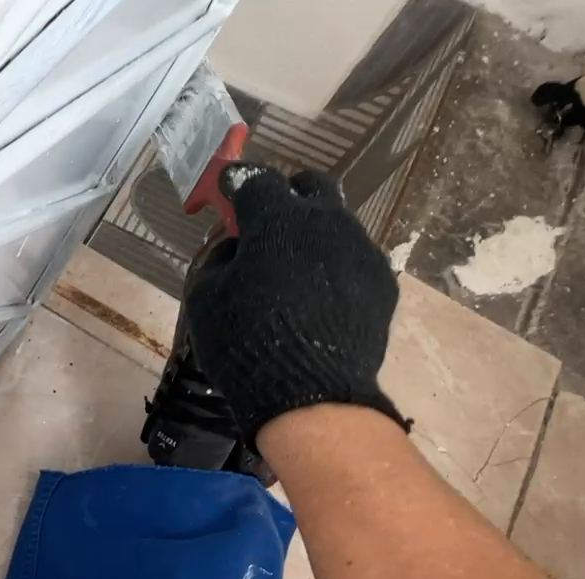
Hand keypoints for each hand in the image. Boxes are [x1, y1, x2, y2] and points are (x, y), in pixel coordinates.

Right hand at [183, 165, 404, 444]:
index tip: (228, 188)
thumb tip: (236, 248)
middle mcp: (327, 222)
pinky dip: (329, 270)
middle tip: (268, 219)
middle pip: (311, 186)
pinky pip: (350, 262)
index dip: (239, 183)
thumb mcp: (204, 302)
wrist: (308, 391)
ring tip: (291, 272)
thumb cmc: (243, 342)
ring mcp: (361, 251)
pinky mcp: (380, 282)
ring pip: (334, 225)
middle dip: (288, 194)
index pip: (257, 182)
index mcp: (278, 221)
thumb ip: (217, 263)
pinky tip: (314, 303)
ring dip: (310, 236)